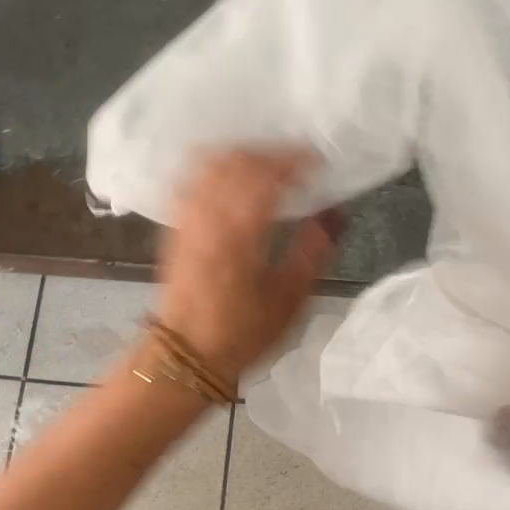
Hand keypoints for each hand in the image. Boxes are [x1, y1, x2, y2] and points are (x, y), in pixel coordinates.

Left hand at [155, 149, 342, 379]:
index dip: (294, 160)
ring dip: (239, 156)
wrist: (184, 357)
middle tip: (295, 162)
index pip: (266, 175)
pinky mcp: (174, 229)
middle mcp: (208, 218)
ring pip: (208, 166)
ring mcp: (186, 221)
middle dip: (268, 152)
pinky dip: (211, 170)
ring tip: (263, 166)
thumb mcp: (289, 300)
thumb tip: (335, 215)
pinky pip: (189, 182)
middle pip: (235, 161)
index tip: (317, 161)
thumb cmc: (241, 334)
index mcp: (240, 234)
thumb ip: (313, 252)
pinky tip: (227, 179)